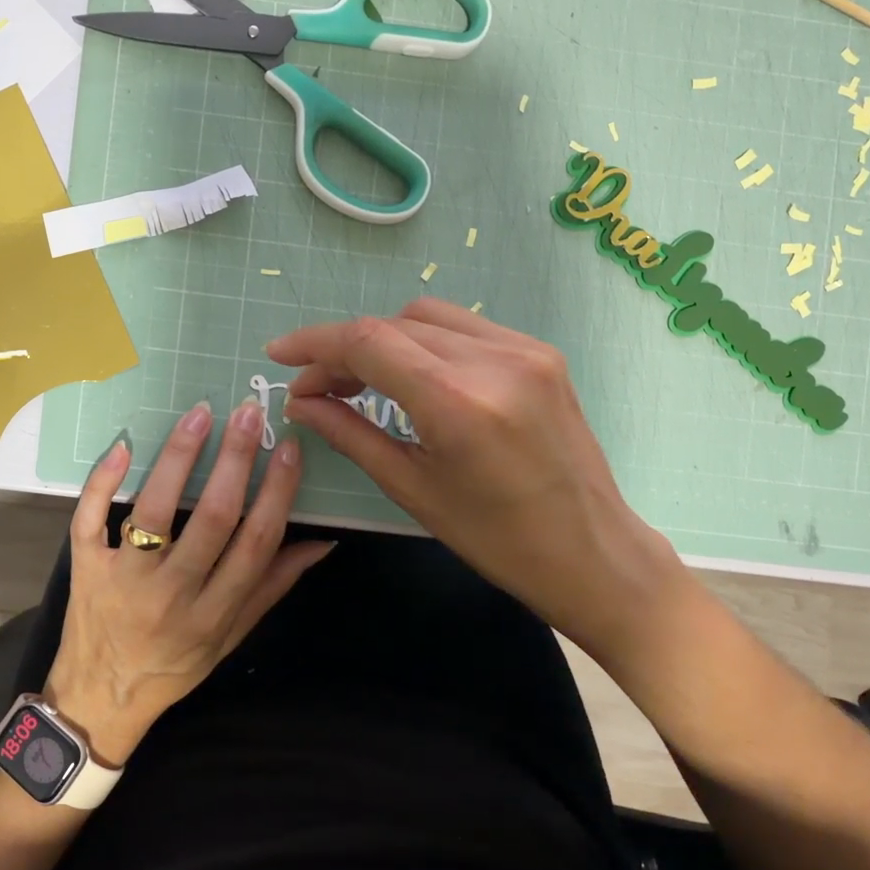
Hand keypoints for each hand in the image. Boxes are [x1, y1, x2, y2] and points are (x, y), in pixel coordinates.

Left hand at [46, 399, 335, 765]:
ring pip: (154, 511)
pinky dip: (103, 482)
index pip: (256, 543)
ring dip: (178, 458)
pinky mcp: (86, 567)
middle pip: (212, 518)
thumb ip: (270, 587)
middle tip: (249, 413)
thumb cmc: (172, 666)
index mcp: (213, 612)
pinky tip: (123, 446)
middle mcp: (172, 593)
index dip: (277, 492)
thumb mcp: (229, 638)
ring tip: (200, 415)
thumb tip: (320, 542)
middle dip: (235, 461)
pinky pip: (90, 519)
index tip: (288, 448)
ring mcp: (124, 579)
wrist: (100, 695)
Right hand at [264, 298, 688, 657]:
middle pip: (392, 325)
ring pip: (427, 318)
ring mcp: (524, 350)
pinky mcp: (541, 353)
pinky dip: (423, 343)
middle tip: (316, 390)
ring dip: (382, 341)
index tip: (279, 357)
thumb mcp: (410, 488)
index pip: (367, 343)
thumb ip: (350, 434)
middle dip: (343, 351)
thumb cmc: (493, 538)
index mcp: (457, 403)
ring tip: (359, 383)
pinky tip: (411, 378)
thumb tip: (300, 403)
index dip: (314, 344)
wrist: (590, 551)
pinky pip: (464, 328)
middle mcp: (493, 360)